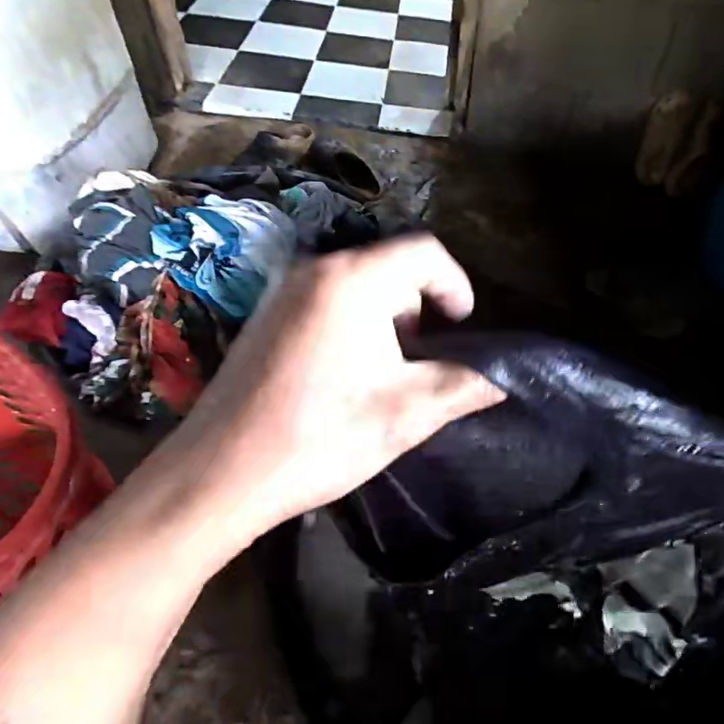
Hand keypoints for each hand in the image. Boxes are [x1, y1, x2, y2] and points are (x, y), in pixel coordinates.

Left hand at [132, 234, 505, 547]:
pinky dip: (351, 320)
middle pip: (390, 265)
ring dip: (385, 315)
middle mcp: (315, 268)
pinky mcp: (263, 313)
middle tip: (421, 357)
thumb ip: (464, 385)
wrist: (220, 472)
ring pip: (357, 283)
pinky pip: (324, 298)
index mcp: (353, 280)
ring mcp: (282, 288)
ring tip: (384, 371)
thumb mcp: (406, 413)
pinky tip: (342, 373)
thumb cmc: (320, 437)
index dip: (456, 285)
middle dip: (419, 305)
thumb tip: (504, 378)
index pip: (425, 252)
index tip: (461, 327)